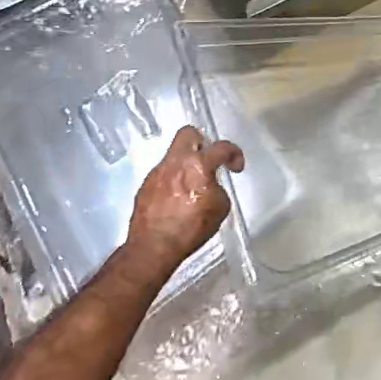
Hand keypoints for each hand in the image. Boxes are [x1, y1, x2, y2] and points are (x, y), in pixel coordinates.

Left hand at [126, 126, 243, 268]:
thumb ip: (217, 189)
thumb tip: (209, 186)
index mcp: (197, 164)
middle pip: (188, 133)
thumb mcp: (219, 209)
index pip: (221, 147)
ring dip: (185, 166)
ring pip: (174, 156)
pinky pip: (163, 175)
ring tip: (191, 188)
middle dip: (202, 142)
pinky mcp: (145, 185)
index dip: (234, 153)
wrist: (153, 246)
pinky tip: (175, 201)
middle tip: (207, 160)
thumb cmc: (191, 228)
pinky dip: (172, 182)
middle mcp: (175, 162)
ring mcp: (157, 172)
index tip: (235, 166)